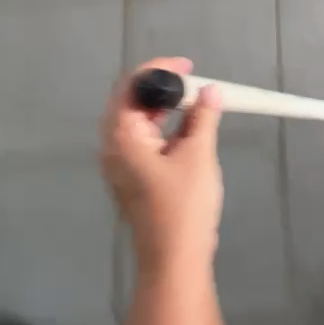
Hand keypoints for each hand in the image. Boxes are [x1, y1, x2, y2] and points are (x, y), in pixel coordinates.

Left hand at [100, 57, 224, 274]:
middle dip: (162, 88)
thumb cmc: (183, 205)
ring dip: (165, 109)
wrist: (173, 258)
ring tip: (197, 102)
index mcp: (122, 136)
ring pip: (138, 123)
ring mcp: (121, 165)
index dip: (159, 70)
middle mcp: (114, 147)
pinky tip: (190, 130)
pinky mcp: (133, 179)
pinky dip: (165, 129)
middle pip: (130, 103)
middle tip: (194, 81)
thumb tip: (210, 91)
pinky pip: (144, 141)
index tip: (189, 66)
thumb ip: (203, 117)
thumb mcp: (198, 155)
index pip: (132, 86)